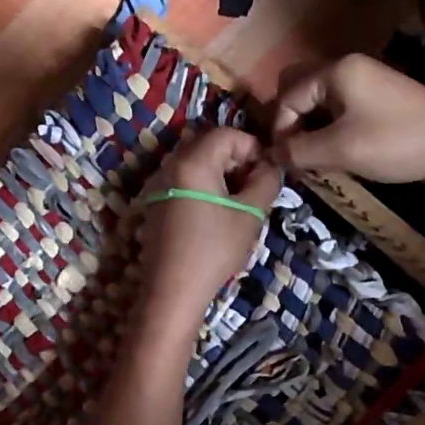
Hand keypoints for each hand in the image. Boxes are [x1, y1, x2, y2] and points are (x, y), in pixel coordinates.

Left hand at [135, 127, 281, 322]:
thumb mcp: (250, 215)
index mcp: (193, 161)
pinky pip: (183, 180)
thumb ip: (266, 182)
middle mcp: (170, 165)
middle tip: (255, 186)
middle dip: (237, 159)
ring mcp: (157, 184)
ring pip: (195, 163)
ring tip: (239, 201)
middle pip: (208, 145)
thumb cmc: (214, 249)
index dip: (253, 148)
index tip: (268, 172)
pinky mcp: (154, 203)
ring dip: (221, 173)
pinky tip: (216, 214)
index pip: (227, 134)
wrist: (172, 290)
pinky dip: (203, 186)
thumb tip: (271, 167)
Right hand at [270, 55, 424, 184]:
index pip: (287, 96)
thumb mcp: (340, 150)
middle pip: (300, 89)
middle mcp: (348, 66)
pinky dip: (330, 126)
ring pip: (320, 99)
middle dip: (291, 122)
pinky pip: (340, 106)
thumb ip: (298, 151)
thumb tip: (271, 155)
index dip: (279, 130)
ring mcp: (367, 80)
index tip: (281, 162)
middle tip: (293, 154)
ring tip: (312, 157)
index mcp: (336, 70)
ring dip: (310, 126)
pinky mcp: (380, 97)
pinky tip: (335, 151)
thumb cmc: (395, 143)